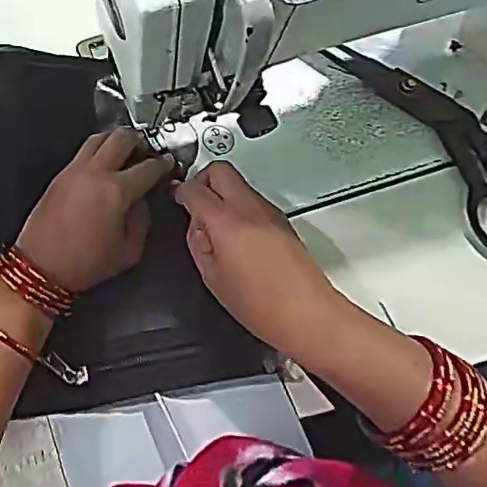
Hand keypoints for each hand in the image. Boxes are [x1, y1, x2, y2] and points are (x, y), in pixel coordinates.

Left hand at [17, 129, 173, 292]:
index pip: (149, 166)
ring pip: (99, 137)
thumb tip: (143, 202)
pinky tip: (102, 164)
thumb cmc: (80, 263)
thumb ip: (142, 220)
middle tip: (147, 148)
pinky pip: (82, 151)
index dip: (163, 163)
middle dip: (140, 139)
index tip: (166, 164)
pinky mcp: (60, 176)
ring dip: (115, 139)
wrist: (42, 266)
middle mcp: (94, 174)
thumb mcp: (128, 251)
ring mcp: (74, 171)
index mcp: (116, 192)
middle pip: (122, 137)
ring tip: (125, 150)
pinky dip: (97, 150)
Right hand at [172, 161, 345, 353]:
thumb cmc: (266, 305)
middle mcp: (250, 209)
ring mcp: (270, 213)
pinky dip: (239, 207)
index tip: (176, 196)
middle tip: (194, 200)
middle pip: (220, 170)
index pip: (194, 189)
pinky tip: (235, 234)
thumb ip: (198, 243)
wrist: (310, 316)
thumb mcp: (212, 277)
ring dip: (222, 194)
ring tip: (215, 224)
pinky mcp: (283, 221)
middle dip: (202, 180)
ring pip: (238, 183)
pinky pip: (253, 200)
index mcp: (227, 221)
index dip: (180, 191)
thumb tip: (195, 227)